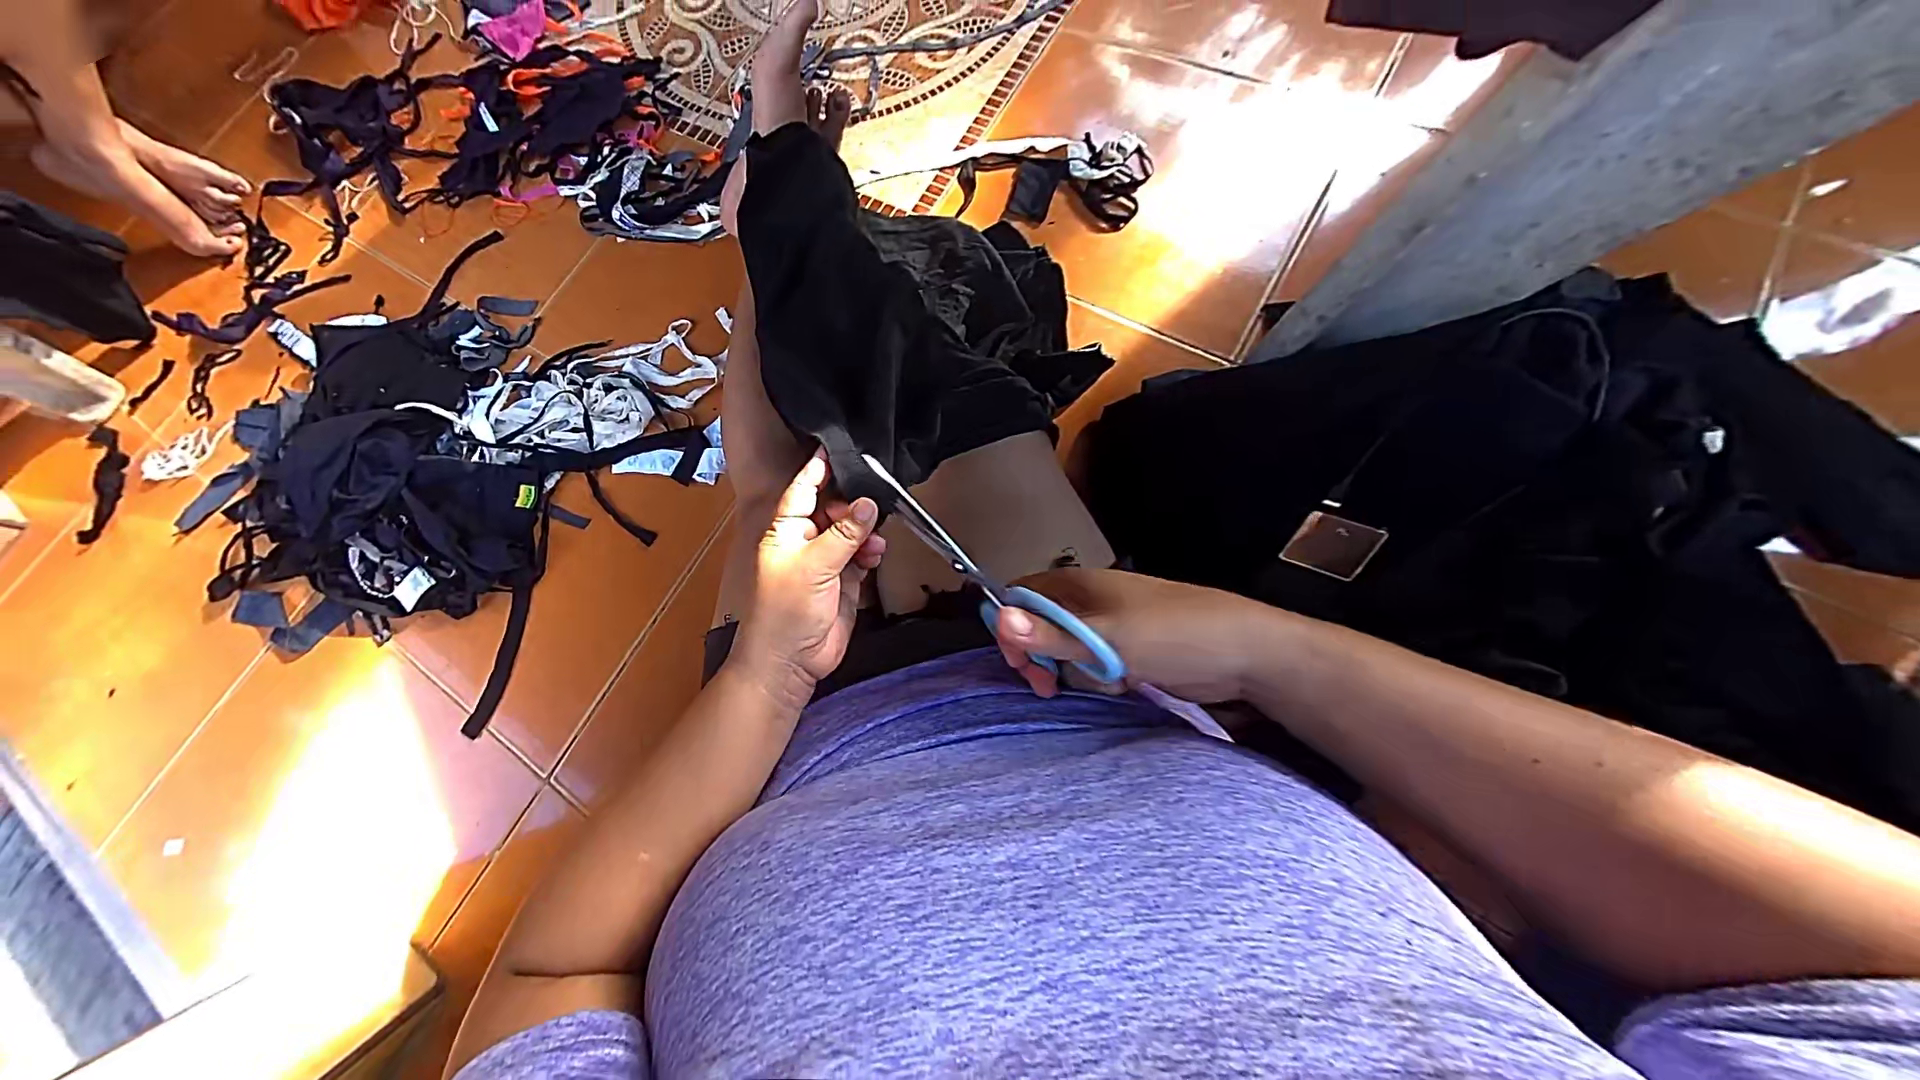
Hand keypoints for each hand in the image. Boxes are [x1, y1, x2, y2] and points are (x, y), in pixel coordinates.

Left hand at [731, 451, 885, 703]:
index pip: (802, 490)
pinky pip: (861, 555)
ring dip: (866, 532)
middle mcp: (804, 541)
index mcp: (784, 531)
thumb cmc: (783, 615)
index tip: (834, 449)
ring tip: (874, 538)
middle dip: (852, 506)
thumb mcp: (814, 566)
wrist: (791, 661)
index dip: (817, 470)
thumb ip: (844, 534)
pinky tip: (875, 555)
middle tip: (869, 506)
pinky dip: (870, 553)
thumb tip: (867, 505)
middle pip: (833, 509)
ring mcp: (824, 561)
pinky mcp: (842, 580)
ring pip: (851, 532)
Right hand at [992, 568, 1276, 701]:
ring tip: (1089, 685)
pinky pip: (1097, 662)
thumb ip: (1052, 634)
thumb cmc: (1175, 634)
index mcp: (1083, 585)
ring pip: (1070, 647)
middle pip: (1043, 623)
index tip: (1017, 660)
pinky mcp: (1133, 648)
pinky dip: (1098, 675)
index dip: (1011, 623)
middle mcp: (1094, 601)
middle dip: (1039, 654)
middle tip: (1046, 685)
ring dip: (1070, 669)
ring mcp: (1115, 625)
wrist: (1247, 653)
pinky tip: (1116, 685)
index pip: (1025, 593)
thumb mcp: (1107, 638)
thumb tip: (998, 618)